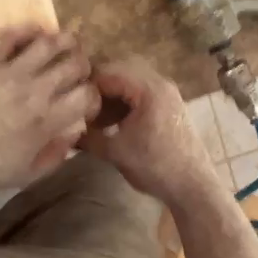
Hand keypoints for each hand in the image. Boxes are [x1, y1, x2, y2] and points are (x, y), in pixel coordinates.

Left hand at [0, 27, 101, 192]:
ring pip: (48, 43)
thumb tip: (73, 136)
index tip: (86, 104)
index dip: (94, 97)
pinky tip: (33, 33)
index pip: (87, 96)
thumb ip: (53, 157)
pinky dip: (25, 30)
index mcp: (46, 122)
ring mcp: (9, 73)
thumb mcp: (23, 175)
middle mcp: (34, 92)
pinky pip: (9, 36)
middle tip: (77, 73)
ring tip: (66, 45)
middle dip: (83, 66)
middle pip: (75, 64)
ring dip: (64, 41)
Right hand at [79, 60, 224, 207]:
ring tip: (93, 117)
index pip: (108, 72)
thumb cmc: (154, 166)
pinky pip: (140, 93)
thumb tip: (65, 130)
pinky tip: (111, 122)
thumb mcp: (115, 152)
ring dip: (110, 96)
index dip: (85, 85)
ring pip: (130, 82)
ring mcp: (167, 93)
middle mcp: (159, 83)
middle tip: (79, 107)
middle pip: (119, 72)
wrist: (192, 186)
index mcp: (148, 89)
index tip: (69, 100)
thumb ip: (88, 137)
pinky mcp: (169, 105)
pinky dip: (123, 102)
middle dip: (97, 88)